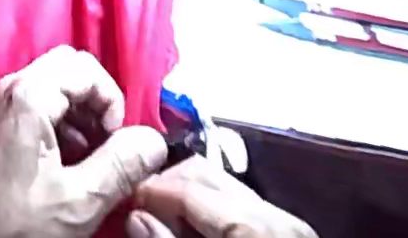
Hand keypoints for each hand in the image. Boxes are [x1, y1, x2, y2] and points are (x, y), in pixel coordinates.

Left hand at [0, 46, 169, 237]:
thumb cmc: (17, 221)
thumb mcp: (77, 202)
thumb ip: (119, 166)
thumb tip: (156, 139)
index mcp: (29, 94)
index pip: (85, 68)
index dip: (112, 100)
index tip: (119, 143)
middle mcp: (14, 84)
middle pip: (70, 67)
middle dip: (99, 101)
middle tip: (110, 146)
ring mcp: (5, 98)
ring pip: (57, 82)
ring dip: (84, 113)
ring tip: (96, 160)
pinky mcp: (3, 116)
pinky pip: (42, 99)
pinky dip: (65, 121)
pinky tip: (72, 162)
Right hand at [127, 155, 316, 237]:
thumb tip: (136, 216)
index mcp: (262, 230)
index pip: (191, 188)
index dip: (149, 191)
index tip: (119, 200)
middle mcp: (279, 217)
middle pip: (205, 175)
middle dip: (166, 186)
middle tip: (136, 209)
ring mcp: (288, 227)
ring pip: (220, 186)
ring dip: (185, 197)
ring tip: (161, 221)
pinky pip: (237, 207)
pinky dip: (207, 212)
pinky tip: (190, 232)